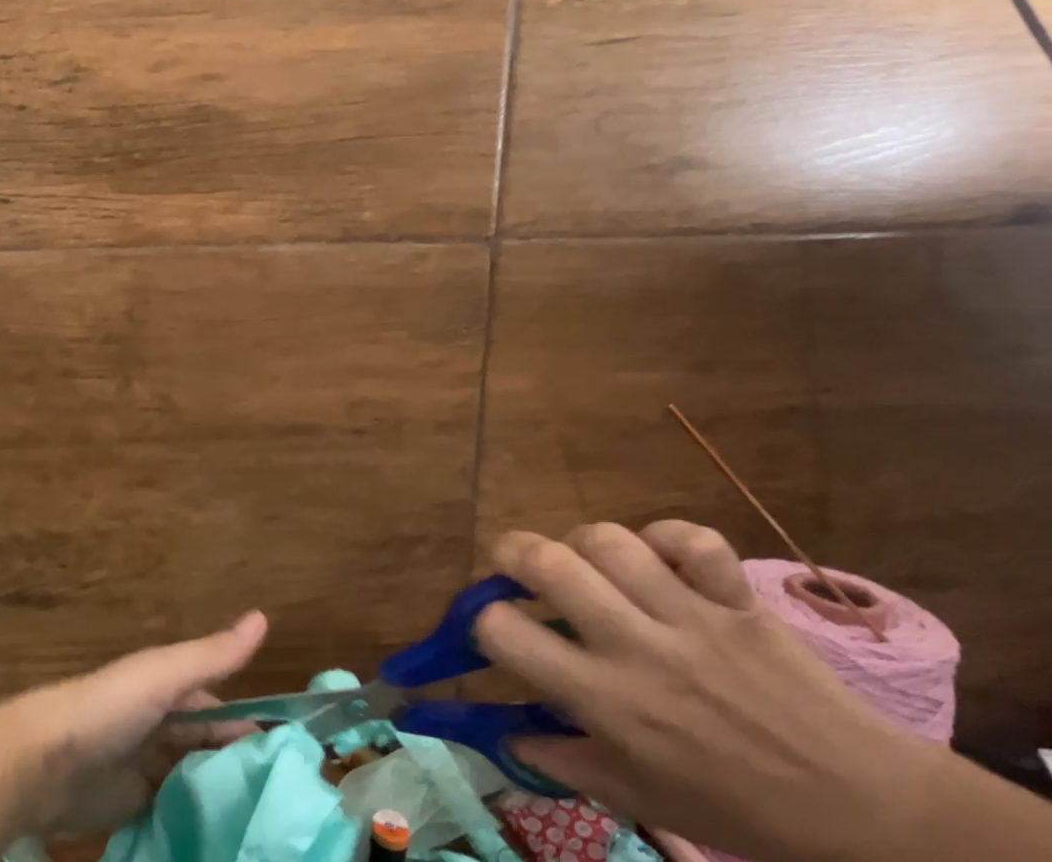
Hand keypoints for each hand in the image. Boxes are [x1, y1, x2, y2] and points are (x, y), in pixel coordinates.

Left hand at [0, 611, 267, 836]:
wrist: (40, 762)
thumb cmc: (107, 709)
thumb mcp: (162, 675)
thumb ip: (212, 655)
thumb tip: (263, 617)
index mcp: (169, 693)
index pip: (224, 712)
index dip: (257, 730)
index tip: (297, 759)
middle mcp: (160, 728)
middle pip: (211, 748)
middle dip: (242, 767)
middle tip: (288, 799)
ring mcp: (145, 769)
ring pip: (195, 781)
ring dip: (222, 794)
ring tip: (266, 819)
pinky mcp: (131, 805)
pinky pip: (174, 811)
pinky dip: (197, 817)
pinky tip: (226, 829)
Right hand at [475, 521, 940, 861]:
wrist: (865, 807)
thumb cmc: (738, 809)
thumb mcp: (637, 797)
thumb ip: (562, 761)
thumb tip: (506, 732)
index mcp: (604, 699)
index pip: (504, 631)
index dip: (480, 621)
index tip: (492, 631)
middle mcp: (636, 646)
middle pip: (547, 562)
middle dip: (510, 553)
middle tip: (513, 569)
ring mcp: (691, 616)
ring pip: (609, 540)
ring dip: (581, 544)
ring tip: (585, 564)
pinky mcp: (739, 600)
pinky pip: (693, 540)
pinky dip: (665, 536)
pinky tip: (657, 556)